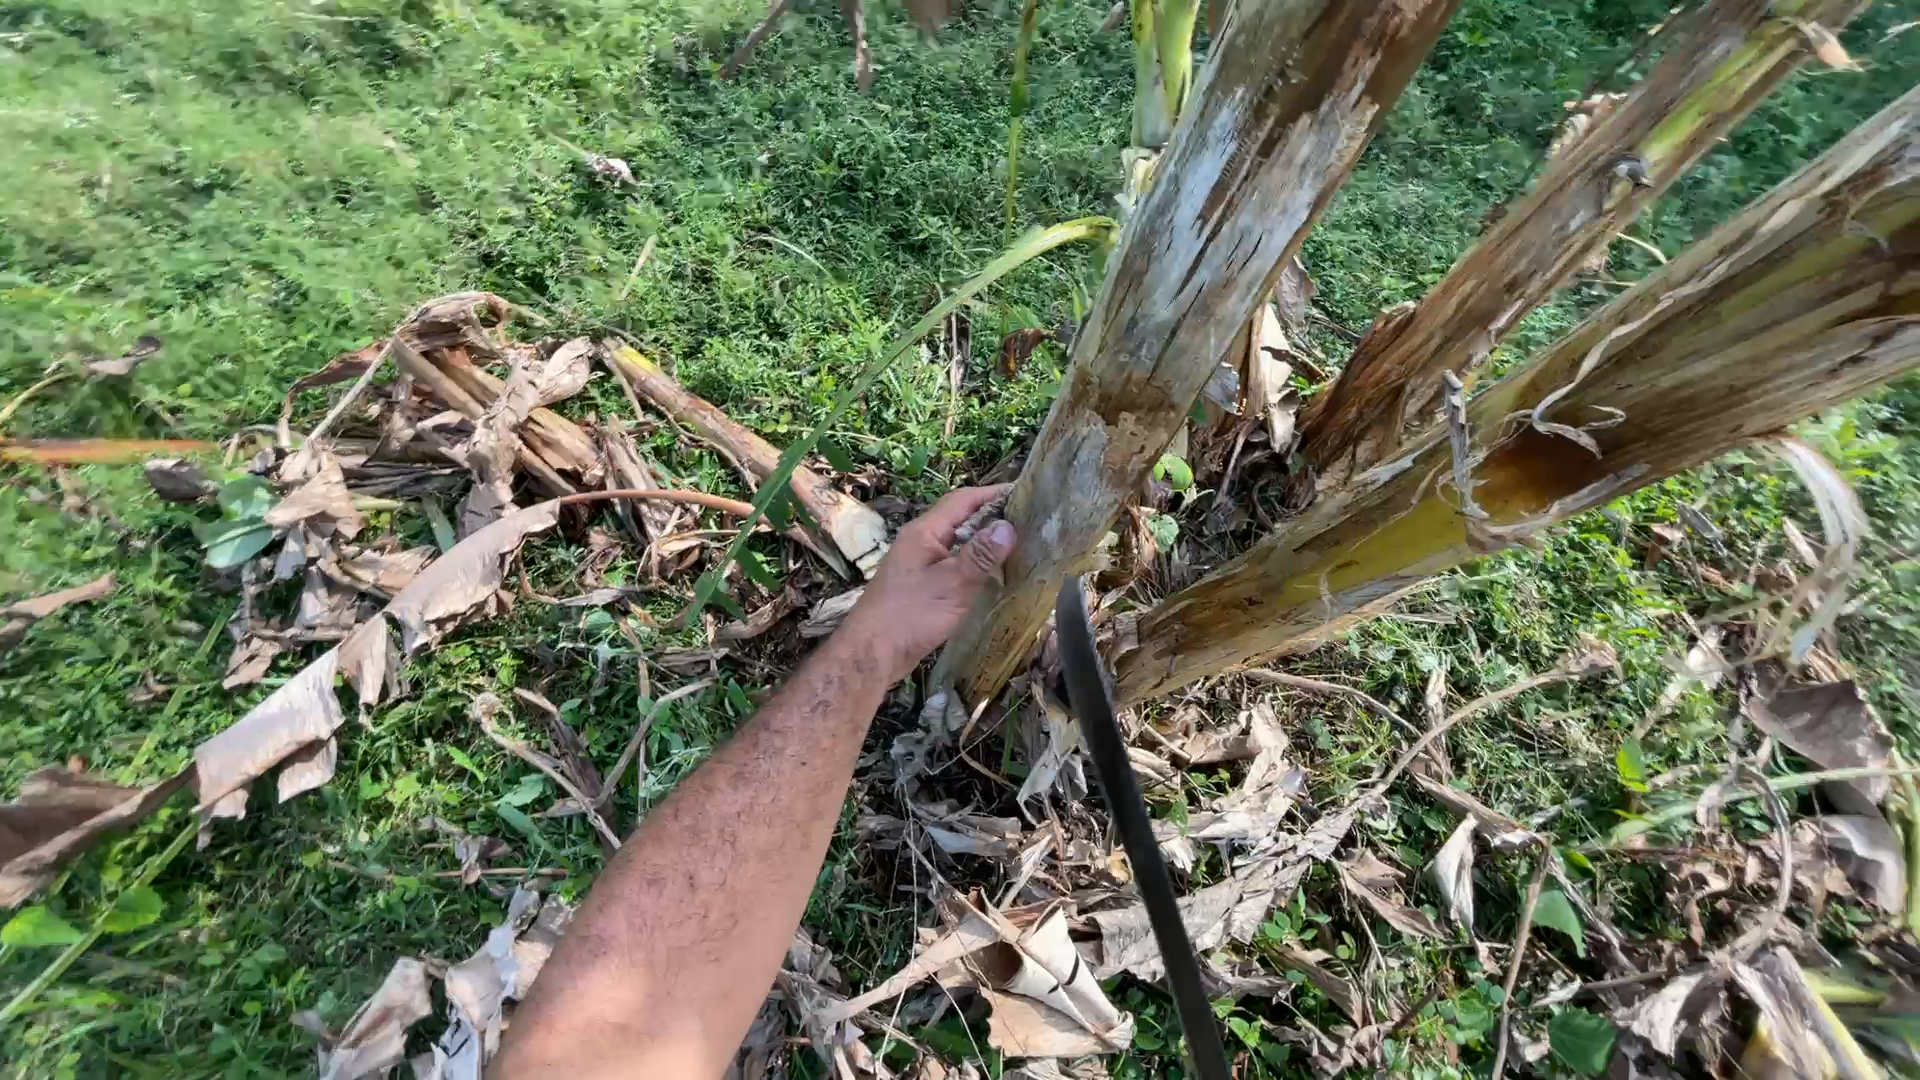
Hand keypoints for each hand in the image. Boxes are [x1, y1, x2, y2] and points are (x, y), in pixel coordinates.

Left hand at [837, 485, 1016, 683]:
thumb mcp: (951, 583)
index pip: (962, 500)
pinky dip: (973, 562)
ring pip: (956, 542)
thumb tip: (1008, 525)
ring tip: (1017, 543)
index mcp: (924, 532)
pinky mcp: (921, 584)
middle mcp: (920, 541)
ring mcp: (919, 563)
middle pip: (959, 518)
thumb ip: (980, 555)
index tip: (1024, 493)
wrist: (873, 652)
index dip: (992, 494)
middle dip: (992, 515)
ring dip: (983, 540)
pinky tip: (991, 573)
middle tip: (1028, 519)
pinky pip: (952, 563)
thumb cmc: (910, 614)